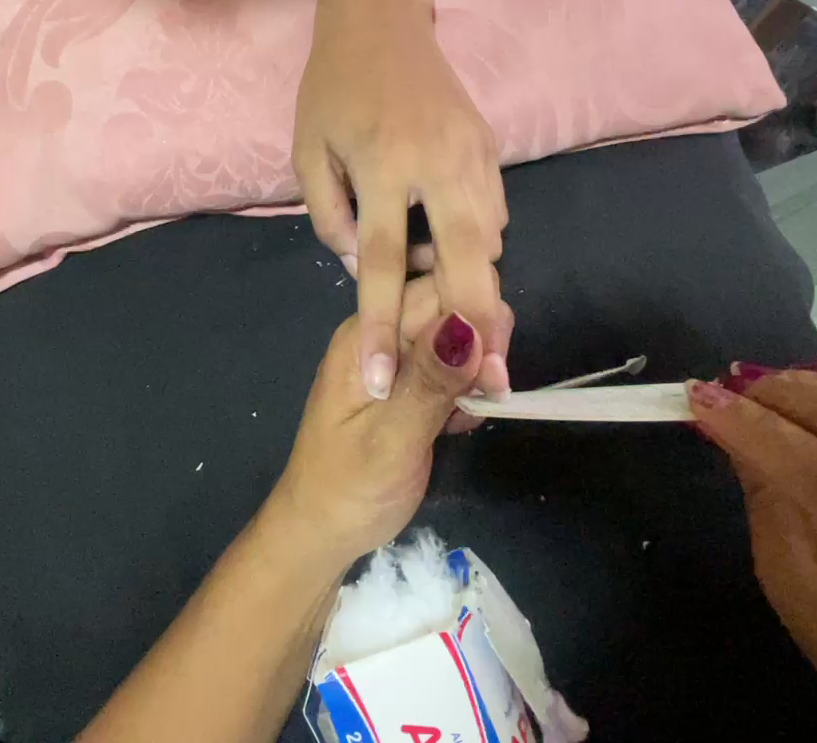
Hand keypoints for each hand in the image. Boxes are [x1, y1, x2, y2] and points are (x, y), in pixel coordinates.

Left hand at [265, 286, 485, 567]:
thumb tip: (469, 326)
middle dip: (482, 338)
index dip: (474, 314)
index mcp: (366, 334)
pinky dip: (470, 385)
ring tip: (476, 407)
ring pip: (458, 333)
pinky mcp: (411, 383)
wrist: (322, 530)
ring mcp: (395, 357)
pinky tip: (466, 418)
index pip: (434, 287)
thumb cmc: (349, 488)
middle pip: (450, 302)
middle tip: (488, 392)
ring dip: (480, 364)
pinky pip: (453, 364)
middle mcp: (381, 334)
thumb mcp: (390, 439)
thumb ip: (429, 383)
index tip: (493, 367)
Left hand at [293, 0, 509, 403]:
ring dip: (481, 285)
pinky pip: (495, 212)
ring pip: (490, 240)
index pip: (385, 262)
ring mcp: (474, 154)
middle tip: (486, 380)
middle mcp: (438, 164)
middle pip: (467, 259)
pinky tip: (461, 255)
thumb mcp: (308, 152)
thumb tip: (364, 266)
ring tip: (472, 328)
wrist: (381, 23)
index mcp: (382, 165)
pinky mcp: (492, 148)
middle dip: (477, 325)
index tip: (386, 382)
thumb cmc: (332, 90)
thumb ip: (330, 215)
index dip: (385, 327)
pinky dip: (482, 245)